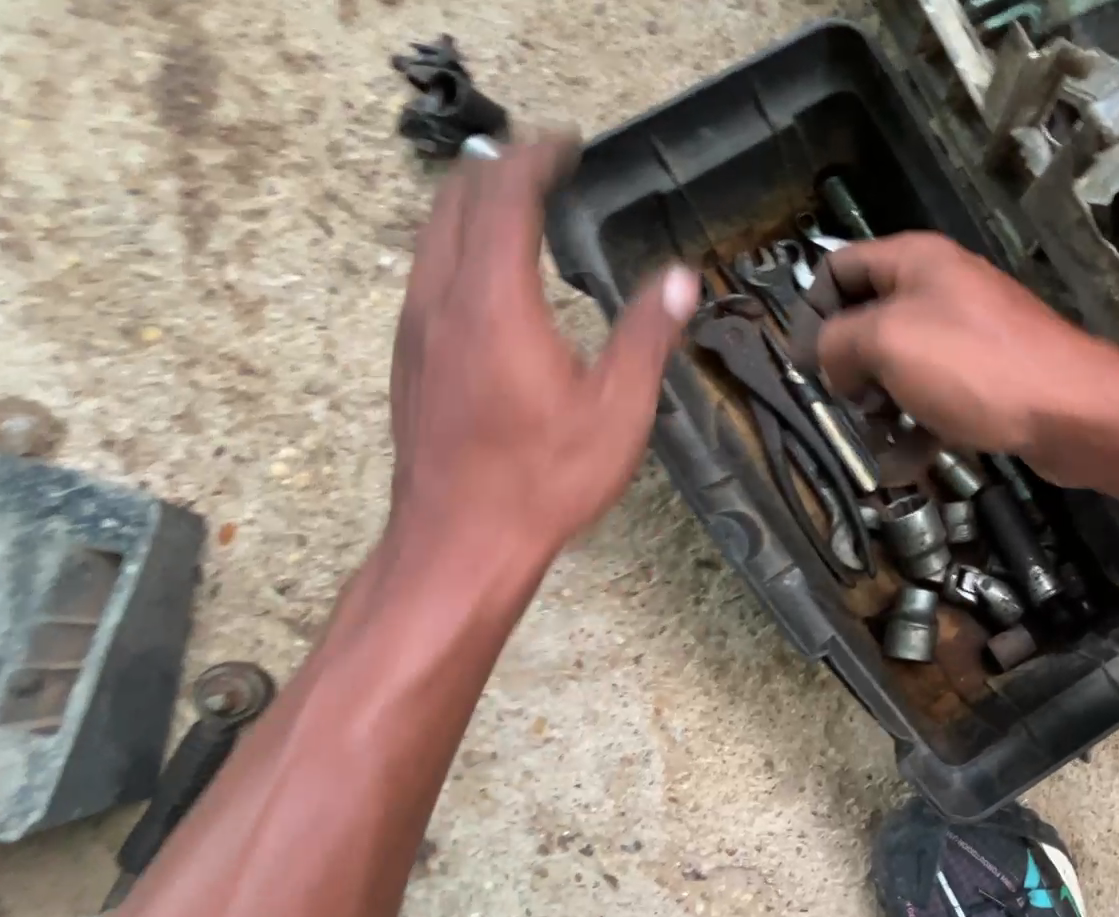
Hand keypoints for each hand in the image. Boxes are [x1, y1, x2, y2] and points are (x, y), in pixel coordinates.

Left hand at [389, 136, 700, 555]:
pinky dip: (455, 246)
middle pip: (453, 202)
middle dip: (496, 171)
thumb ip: (647, 336)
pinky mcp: (409, 360)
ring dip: (470, 206)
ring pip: (430, 236)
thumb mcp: (618, 410)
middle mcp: (442, 303)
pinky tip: (484, 275)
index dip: (536, 161)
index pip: (505, 200)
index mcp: (496, 304)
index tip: (565, 145)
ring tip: (513, 203)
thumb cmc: (543, 480)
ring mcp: (416, 331)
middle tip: (541, 164)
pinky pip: (425, 274)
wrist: (461, 541)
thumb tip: (679, 280)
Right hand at [811, 233, 1118, 474]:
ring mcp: (967, 340)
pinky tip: (904, 466)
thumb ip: (838, 342)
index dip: (811, 311)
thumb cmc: (974, 366)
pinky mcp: (987, 383)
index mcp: (915, 261)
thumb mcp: (888, 341)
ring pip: (901, 371)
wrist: (1073, 412)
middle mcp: (941, 292)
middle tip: (846, 408)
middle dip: (849, 369)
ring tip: (877, 443)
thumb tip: (827, 358)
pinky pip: (935, 402)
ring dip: (881, 409)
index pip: (839, 267)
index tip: (802, 364)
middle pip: (869, 324)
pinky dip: (917, 431)